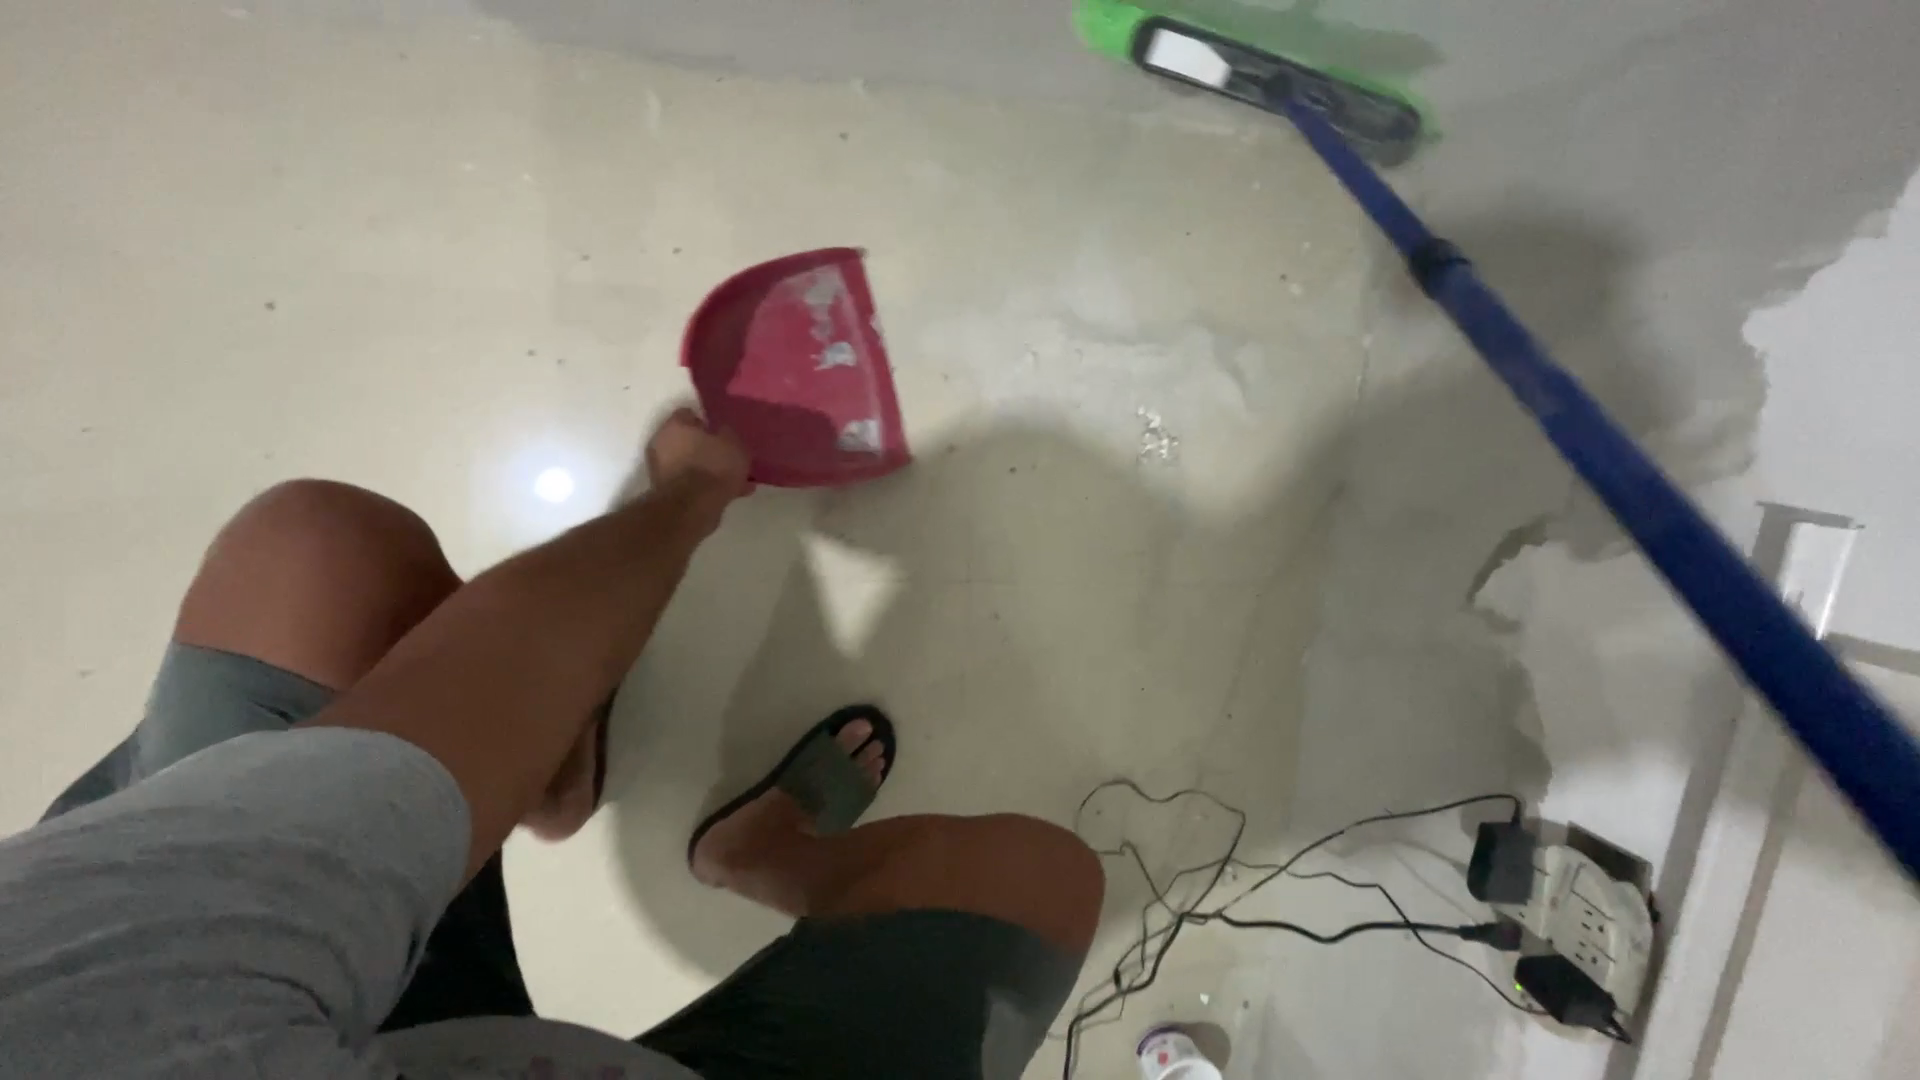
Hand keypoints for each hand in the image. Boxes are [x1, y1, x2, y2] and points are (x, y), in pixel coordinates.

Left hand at [646, 408, 752, 500]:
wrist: (692, 507)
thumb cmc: (714, 466)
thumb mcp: (734, 444)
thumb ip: (728, 434)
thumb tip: (723, 431)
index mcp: (676, 425)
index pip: (688, 413)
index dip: (707, 421)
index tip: (721, 431)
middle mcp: (662, 443)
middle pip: (687, 440)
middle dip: (707, 448)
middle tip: (728, 456)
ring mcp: (661, 468)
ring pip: (690, 463)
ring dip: (708, 469)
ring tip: (734, 480)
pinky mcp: (666, 490)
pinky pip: (691, 482)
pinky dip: (706, 486)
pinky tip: (727, 494)